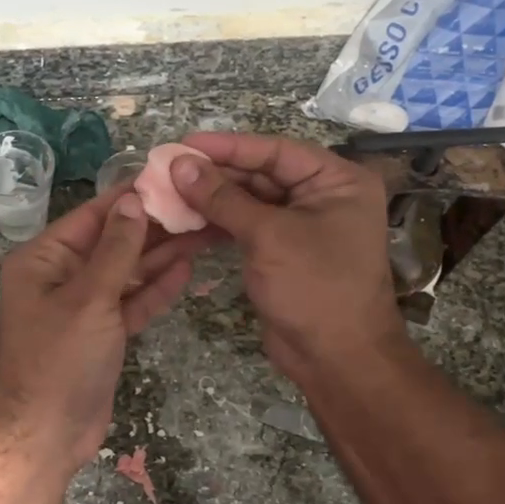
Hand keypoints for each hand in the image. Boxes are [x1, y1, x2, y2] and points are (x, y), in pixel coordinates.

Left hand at [0, 189, 200, 469]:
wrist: (46, 436)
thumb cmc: (59, 360)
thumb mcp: (88, 298)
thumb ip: (115, 249)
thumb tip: (133, 200)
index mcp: (42, 258)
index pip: (91, 216)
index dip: (129, 197)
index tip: (166, 176)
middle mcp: (59, 275)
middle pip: (112, 242)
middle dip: (152, 226)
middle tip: (198, 204)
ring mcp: (81, 306)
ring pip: (125, 272)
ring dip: (160, 255)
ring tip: (204, 230)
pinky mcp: (101, 333)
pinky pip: (129, 302)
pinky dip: (154, 289)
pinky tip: (186, 269)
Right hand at [169, 132, 410, 390]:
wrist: (338, 360)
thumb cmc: (315, 287)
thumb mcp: (268, 236)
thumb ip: (222, 197)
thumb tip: (179, 164)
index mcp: (337, 181)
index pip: (275, 151)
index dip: (228, 147)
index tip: (184, 143)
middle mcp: (322, 197)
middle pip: (260, 174)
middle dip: (214, 174)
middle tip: (166, 168)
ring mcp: (301, 226)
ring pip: (248, 201)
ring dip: (210, 199)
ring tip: (167, 193)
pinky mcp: (282, 252)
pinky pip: (245, 227)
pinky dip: (216, 224)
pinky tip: (183, 221)